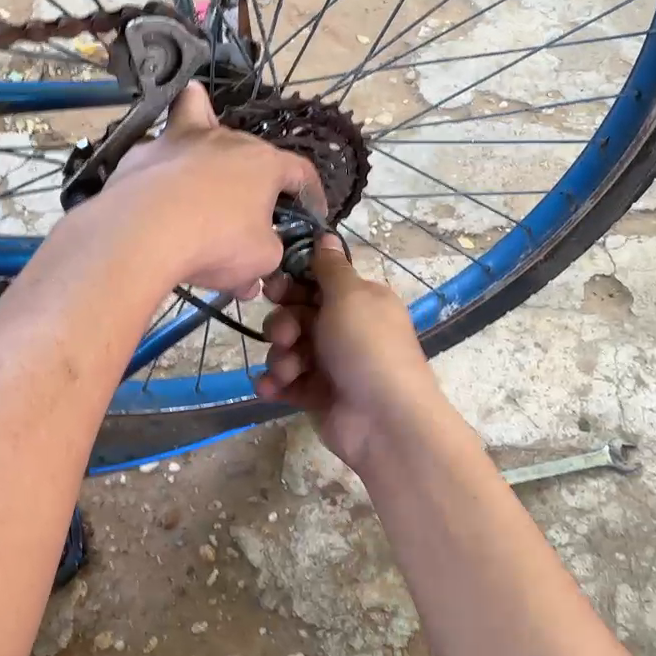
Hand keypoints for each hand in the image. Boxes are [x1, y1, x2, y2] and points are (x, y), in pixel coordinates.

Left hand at [98, 81, 323, 295]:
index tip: (311, 214)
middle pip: (251, 153)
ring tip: (205, 132)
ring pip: (200, 118)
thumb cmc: (217, 242)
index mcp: (265, 163)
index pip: (301, 172)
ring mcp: (182, 140)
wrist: (143, 232)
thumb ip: (267, 257)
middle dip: (256, 180)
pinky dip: (164, 152)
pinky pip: (160, 142)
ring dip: (207, 127)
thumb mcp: (260, 260)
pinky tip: (157, 167)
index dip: (311, 194)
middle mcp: (227, 140)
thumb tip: (253, 277)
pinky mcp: (143, 152)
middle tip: (253, 212)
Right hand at [254, 237, 444, 469]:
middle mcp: (345, 328)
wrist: (384, 420)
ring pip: (287, 348)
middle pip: (296, 314)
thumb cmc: (368, 347)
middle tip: (286, 335)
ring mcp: (330, 363)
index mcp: (359, 300)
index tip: (274, 287)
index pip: (316, 281)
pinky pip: (286, 381)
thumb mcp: (350, 296)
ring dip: (281, 356)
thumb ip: (331, 268)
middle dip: (283, 323)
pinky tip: (272, 388)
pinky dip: (276, 383)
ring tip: (289, 370)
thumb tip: (327, 235)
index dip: (291, 283)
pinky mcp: (316, 394)